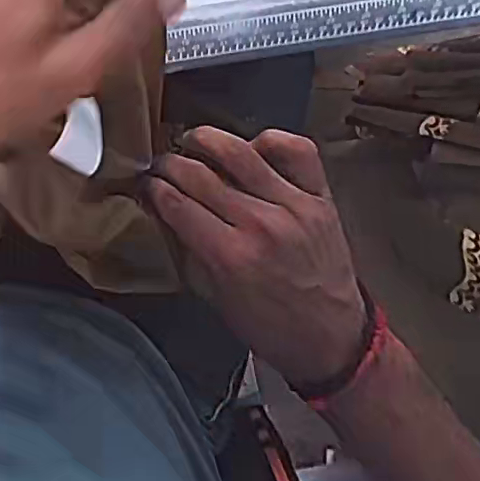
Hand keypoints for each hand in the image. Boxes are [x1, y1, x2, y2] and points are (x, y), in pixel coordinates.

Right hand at [147, 127, 366, 388]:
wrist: (333, 341)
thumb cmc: (269, 325)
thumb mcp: (213, 296)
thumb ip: (186, 248)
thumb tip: (160, 208)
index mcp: (230, 257)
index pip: (176, 202)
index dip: (153, 187)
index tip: (145, 183)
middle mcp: (261, 225)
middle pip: (197, 173)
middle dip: (168, 163)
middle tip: (160, 164)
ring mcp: (293, 206)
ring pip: (238, 151)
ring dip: (204, 139)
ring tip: (192, 141)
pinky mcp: (320, 197)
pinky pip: (295, 150)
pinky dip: (269, 140)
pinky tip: (251, 148)